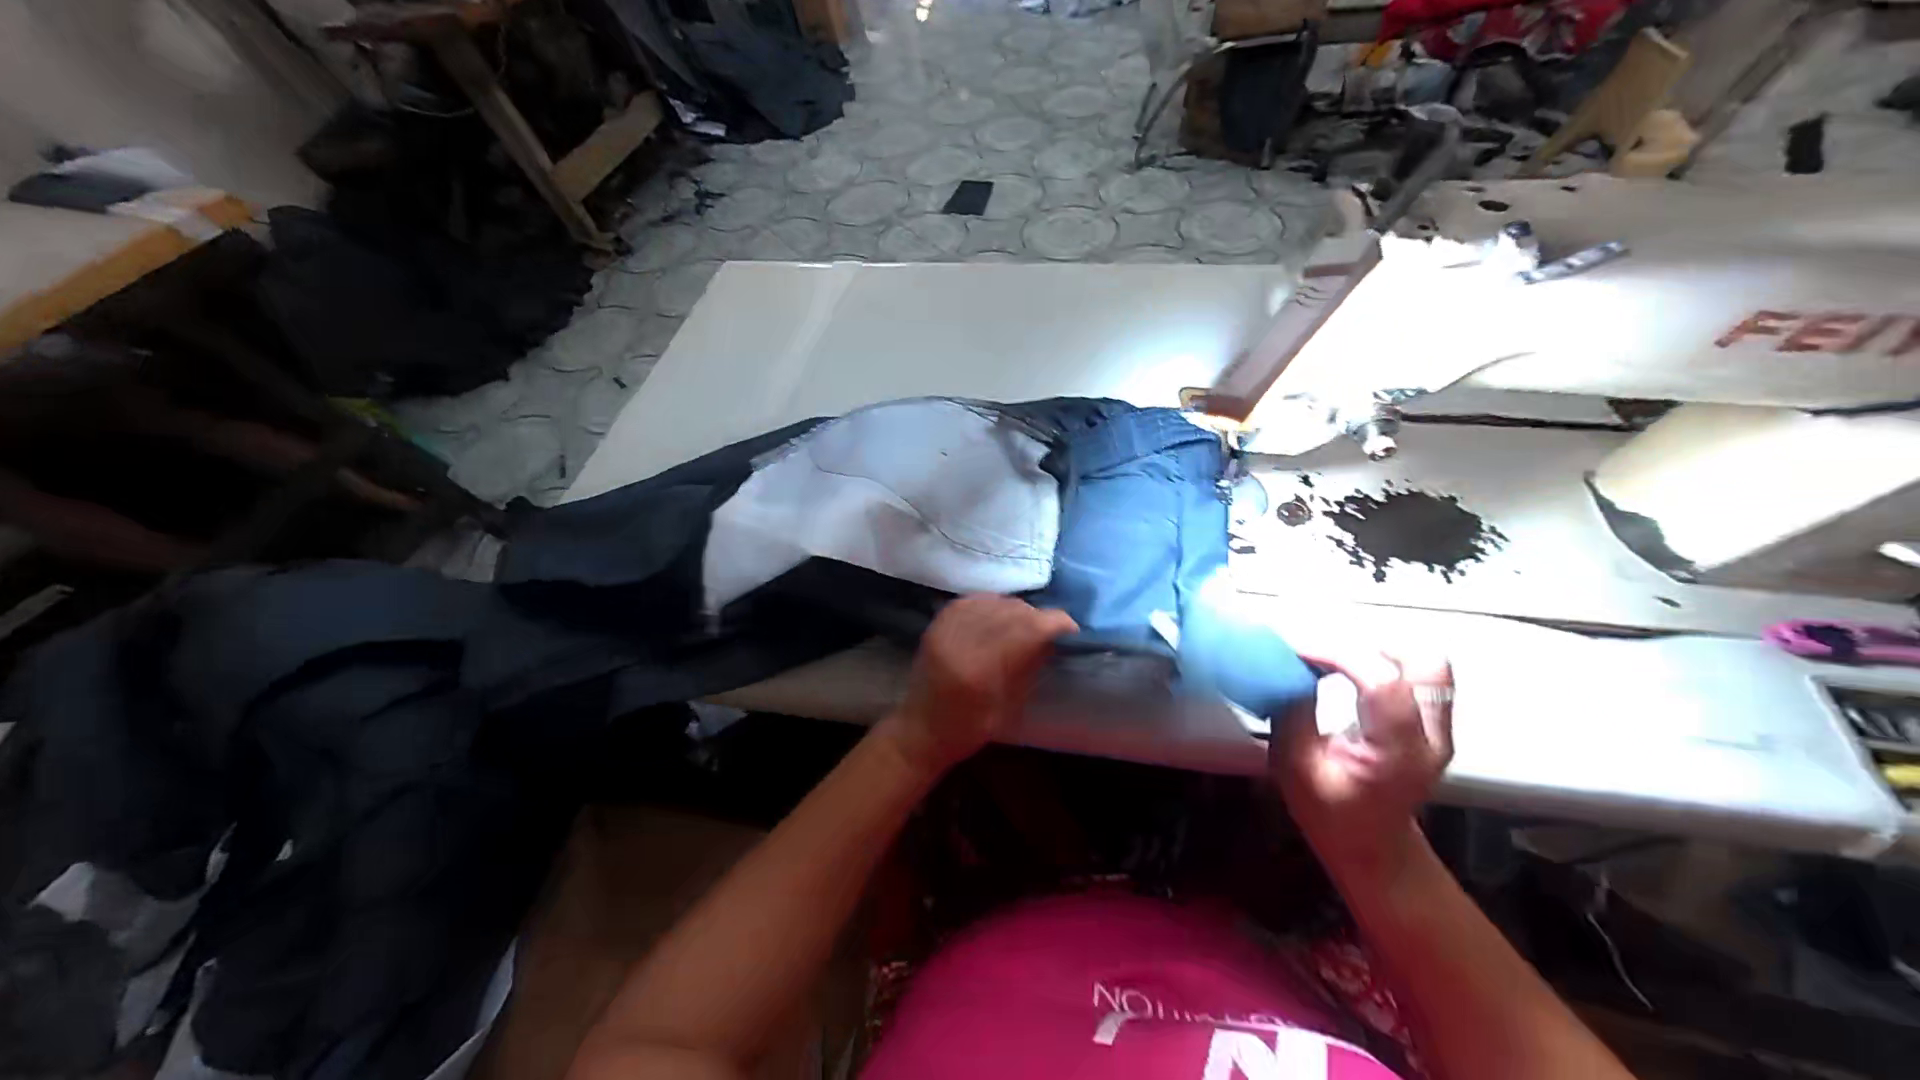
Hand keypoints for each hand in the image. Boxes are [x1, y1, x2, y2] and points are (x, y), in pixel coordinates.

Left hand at [878, 594, 1077, 776]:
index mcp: (979, 669)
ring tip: (1028, 621)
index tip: (1071, 627)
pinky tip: (1002, 612)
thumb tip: (1053, 639)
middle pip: (1010, 611)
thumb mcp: (1008, 706)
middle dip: (1037, 615)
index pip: (1025, 629)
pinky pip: (971, 601)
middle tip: (1051, 627)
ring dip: (1015, 608)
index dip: (1053, 622)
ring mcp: (944, 630)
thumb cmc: (967, 730)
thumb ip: (1029, 667)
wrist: (919, 731)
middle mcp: (960, 642)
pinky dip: (991, 603)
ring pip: (991, 601)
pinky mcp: (936, 625)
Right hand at [1271, 647, 1452, 886]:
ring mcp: (1441, 728)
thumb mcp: (1295, 766)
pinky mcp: (1435, 721)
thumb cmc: (1330, 813)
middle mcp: (1432, 736)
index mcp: (1397, 754)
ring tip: (1333, 661)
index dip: (1337, 654)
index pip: (1383, 683)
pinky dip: (1382, 662)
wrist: (1373, 846)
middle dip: (1365, 647)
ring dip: (1374, 651)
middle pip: (1422, 663)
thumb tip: (1290, 667)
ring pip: (1425, 662)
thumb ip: (1295, 711)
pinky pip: (1418, 674)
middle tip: (1320, 654)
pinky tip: (1349, 672)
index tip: (1297, 650)